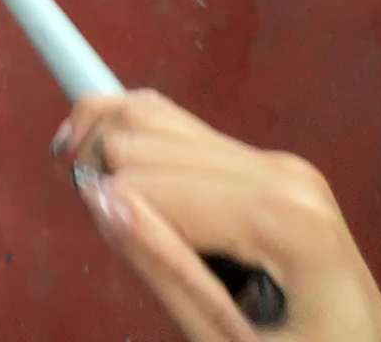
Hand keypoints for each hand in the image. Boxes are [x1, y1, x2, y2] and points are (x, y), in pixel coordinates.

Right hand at [54, 90, 380, 341]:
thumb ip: (164, 268)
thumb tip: (94, 195)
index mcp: (286, 221)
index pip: (143, 186)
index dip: (116, 224)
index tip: (123, 260)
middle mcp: (279, 172)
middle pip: (134, 139)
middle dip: (101, 179)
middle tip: (107, 230)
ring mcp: (269, 160)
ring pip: (138, 112)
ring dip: (99, 145)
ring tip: (93, 190)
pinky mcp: (252, 158)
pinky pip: (160, 115)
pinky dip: (116, 124)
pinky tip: (95, 152)